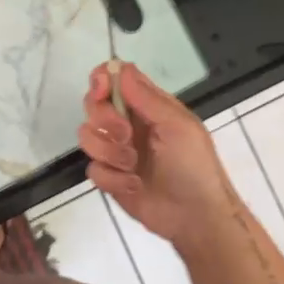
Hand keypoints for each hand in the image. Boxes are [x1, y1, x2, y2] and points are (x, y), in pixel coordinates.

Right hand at [76, 64, 230, 245]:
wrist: (196, 217)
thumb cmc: (194, 166)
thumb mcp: (178, 126)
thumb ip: (147, 98)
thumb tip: (119, 66)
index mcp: (147, 106)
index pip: (114, 79)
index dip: (101, 80)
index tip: (101, 91)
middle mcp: (128, 124)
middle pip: (93, 105)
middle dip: (105, 120)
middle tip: (126, 136)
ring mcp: (117, 151)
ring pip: (87, 136)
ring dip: (109, 152)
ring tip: (133, 167)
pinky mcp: (111, 178)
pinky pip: (93, 169)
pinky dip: (112, 178)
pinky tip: (134, 186)